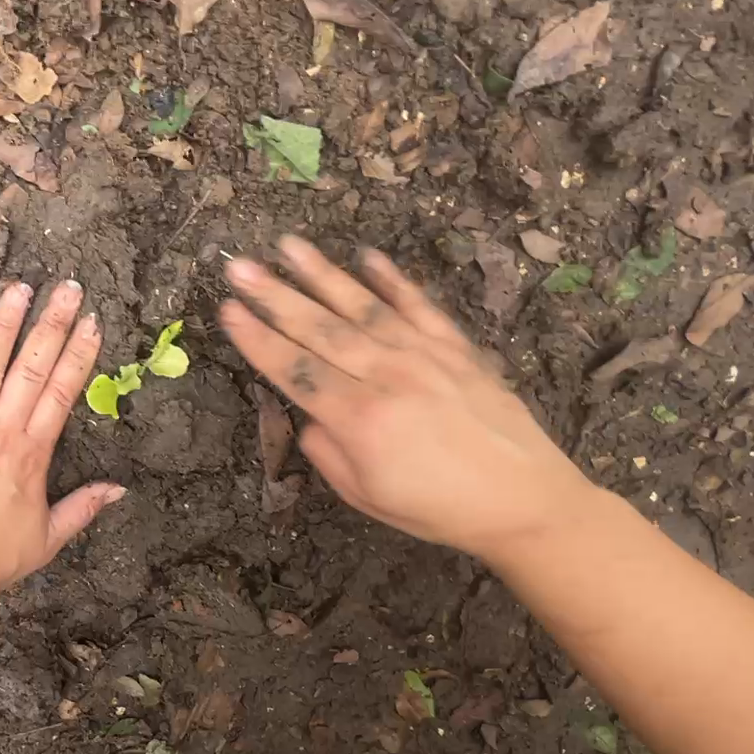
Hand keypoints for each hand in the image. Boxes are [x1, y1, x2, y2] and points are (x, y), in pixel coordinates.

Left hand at [0, 281, 125, 604]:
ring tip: (21, 288)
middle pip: (31, 367)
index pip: (62, 391)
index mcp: (32, 453)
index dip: (79, 354)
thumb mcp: (48, 538)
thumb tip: (118, 488)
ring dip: (5, 325)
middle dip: (52, 324)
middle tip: (67, 288)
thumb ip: (83, 507)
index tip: (92, 322)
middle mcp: (0, 430)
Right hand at [219, 237, 600, 562]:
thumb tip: (311, 414)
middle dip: (273, 295)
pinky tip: (367, 256)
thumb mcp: (365, 495)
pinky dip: (392, 280)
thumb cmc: (436, 508)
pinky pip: (418, 306)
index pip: (295, 371)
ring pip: (362, 307)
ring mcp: (425, 356)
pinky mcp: (456, 348)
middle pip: (320, 329)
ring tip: (287, 245)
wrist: (525, 501)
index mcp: (360, 420)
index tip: (228, 311)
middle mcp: (388, 376)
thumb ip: (327, 450)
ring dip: (321, 274)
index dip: (257, 340)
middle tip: (238, 267)